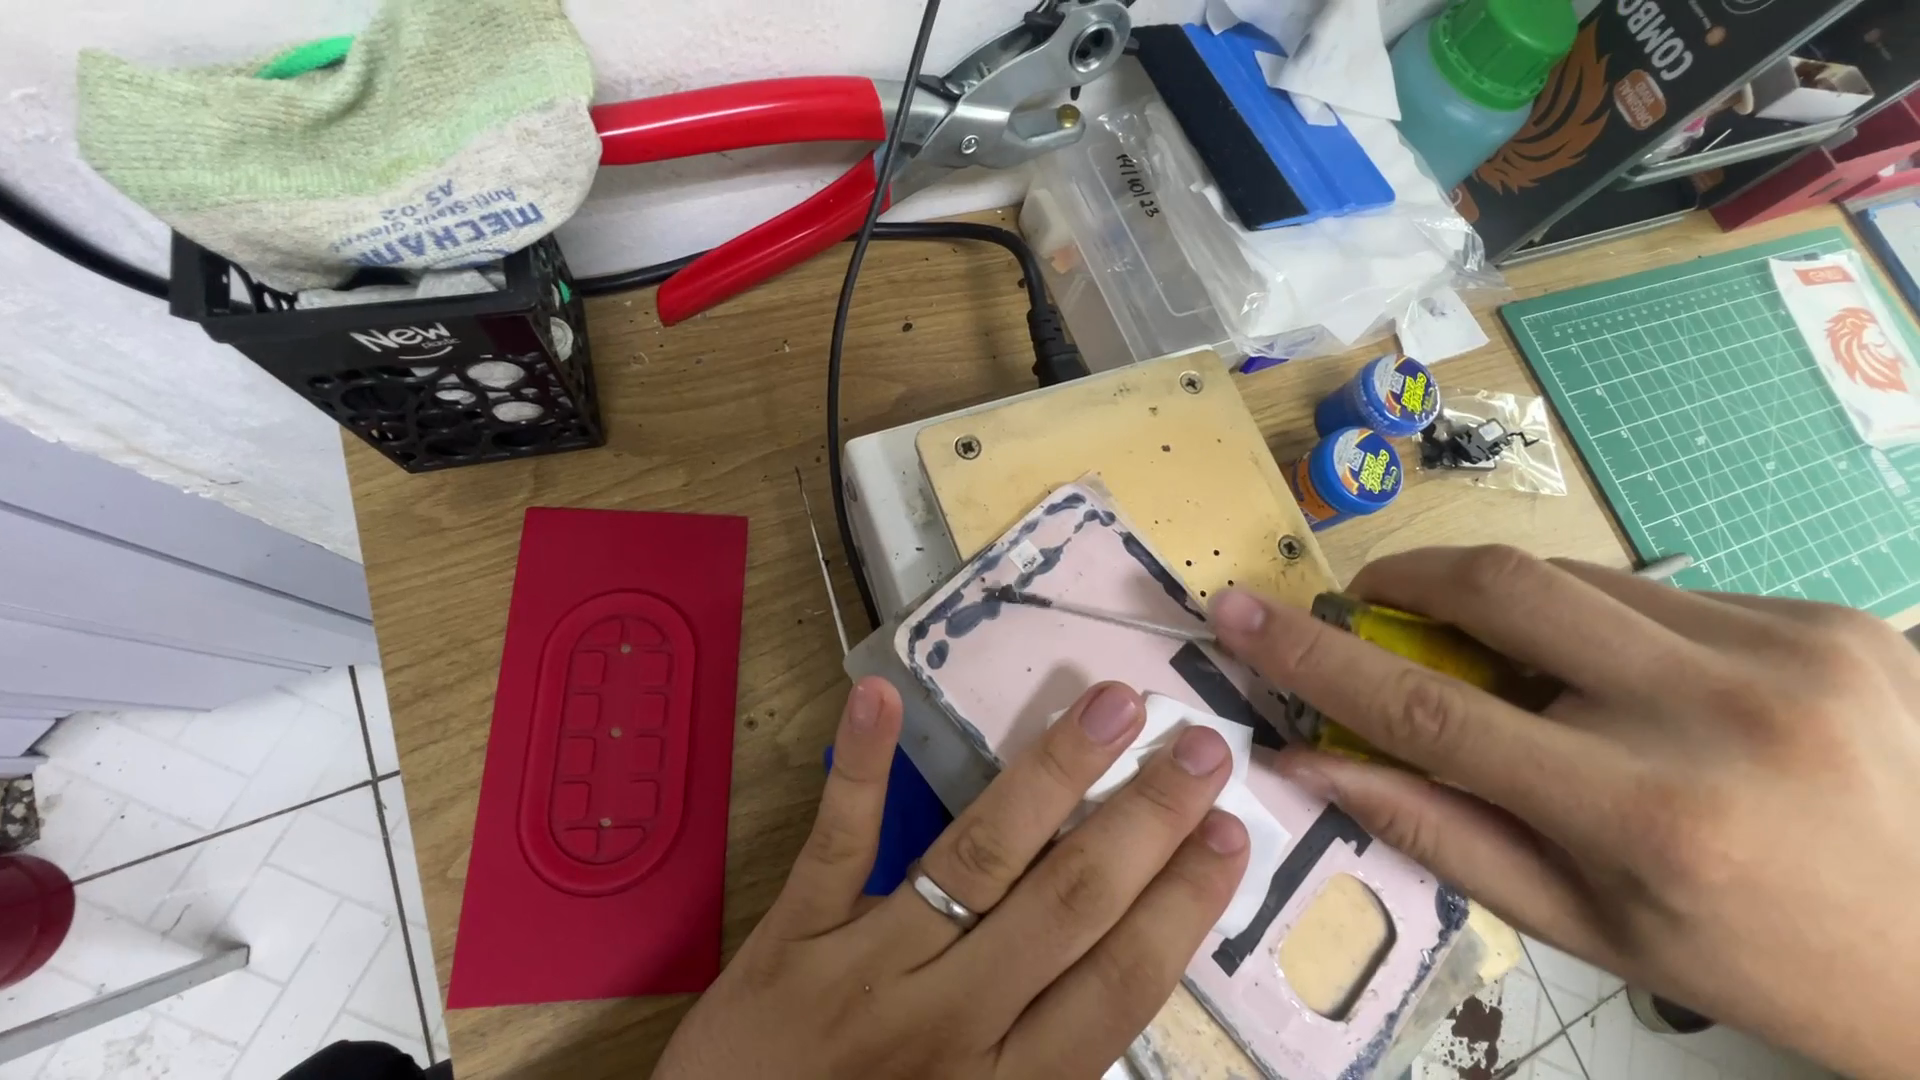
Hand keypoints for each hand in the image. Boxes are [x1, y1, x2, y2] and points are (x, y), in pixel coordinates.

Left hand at [654, 677, 1249, 1078]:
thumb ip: (1052, 1052)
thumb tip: (1128, 962)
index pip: (1120, 980)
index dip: (1181, 902)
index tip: (1229, 829)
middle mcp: (954, 1017)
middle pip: (1068, 902)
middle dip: (1144, 818)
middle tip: (1200, 746)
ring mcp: (871, 963)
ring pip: (978, 857)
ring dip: (1051, 774)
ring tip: (1111, 706)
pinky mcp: (798, 931)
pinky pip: (839, 843)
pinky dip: (861, 767)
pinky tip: (882, 694)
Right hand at [1208, 547, 1919, 1079]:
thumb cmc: (1761, 961)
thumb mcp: (1582, 925)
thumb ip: (1434, 831)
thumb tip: (1309, 762)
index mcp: (1645, 815)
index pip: (1425, 709)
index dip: (1313, 655)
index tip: (1240, 610)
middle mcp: (1718, 711)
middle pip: (1500, 587)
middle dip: (1409, 579)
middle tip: (1375, 603)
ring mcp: (1790, 646)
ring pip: (1570, 578)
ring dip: (1507, 607)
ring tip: (1529, 669)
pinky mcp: (1830, 615)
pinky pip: (1648, 590)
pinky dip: (1595, 621)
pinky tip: (1635, 681)